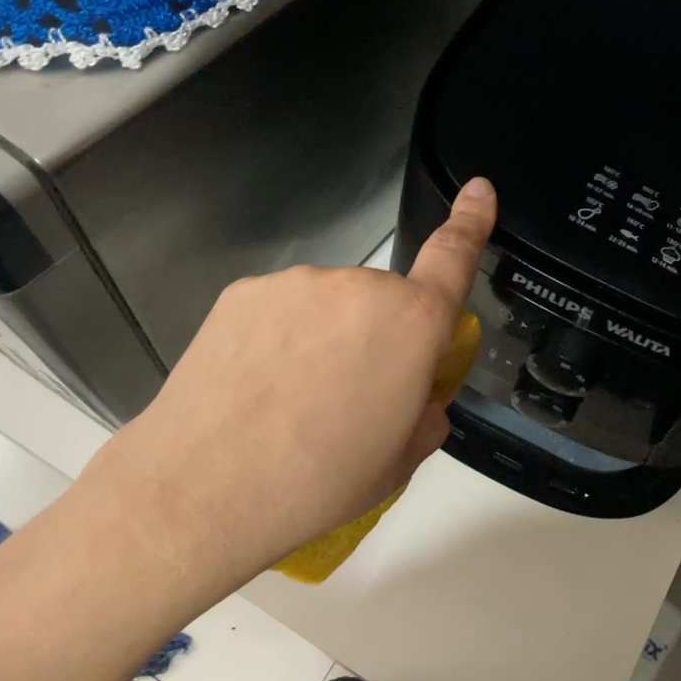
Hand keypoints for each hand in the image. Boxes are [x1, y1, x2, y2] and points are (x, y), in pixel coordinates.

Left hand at [72, 178, 497, 602]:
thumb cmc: (318, 483)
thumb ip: (424, 414)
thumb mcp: (398, 460)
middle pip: (384, 302)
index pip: (454, 256)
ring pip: (330, 306)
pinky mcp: (243, 292)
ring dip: (325, 338)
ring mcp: (296, 284)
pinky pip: (282, 311)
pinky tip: (254, 386)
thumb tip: (413, 398)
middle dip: (378, 338)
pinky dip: (278, 339)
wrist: (202, 490)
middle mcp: (359, 288)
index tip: (478, 190)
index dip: (471, 221)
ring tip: (290, 402)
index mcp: (412, 324)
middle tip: (348, 400)